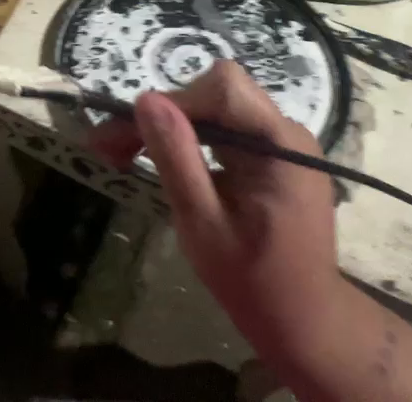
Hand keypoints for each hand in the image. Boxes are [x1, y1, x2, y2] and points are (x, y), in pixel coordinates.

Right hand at [91, 60, 345, 353]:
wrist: (302, 322)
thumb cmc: (253, 280)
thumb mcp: (203, 222)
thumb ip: (176, 157)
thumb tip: (145, 98)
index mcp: (281, 145)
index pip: (221, 89)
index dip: (170, 102)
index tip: (124, 134)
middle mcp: (285, 132)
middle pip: (212, 94)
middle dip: (158, 114)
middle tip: (108, 147)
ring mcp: (278, 143)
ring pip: (210, 108)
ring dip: (165, 126)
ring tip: (121, 153)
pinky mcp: (267, 155)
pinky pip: (219, 128)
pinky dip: (183, 138)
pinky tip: (156, 159)